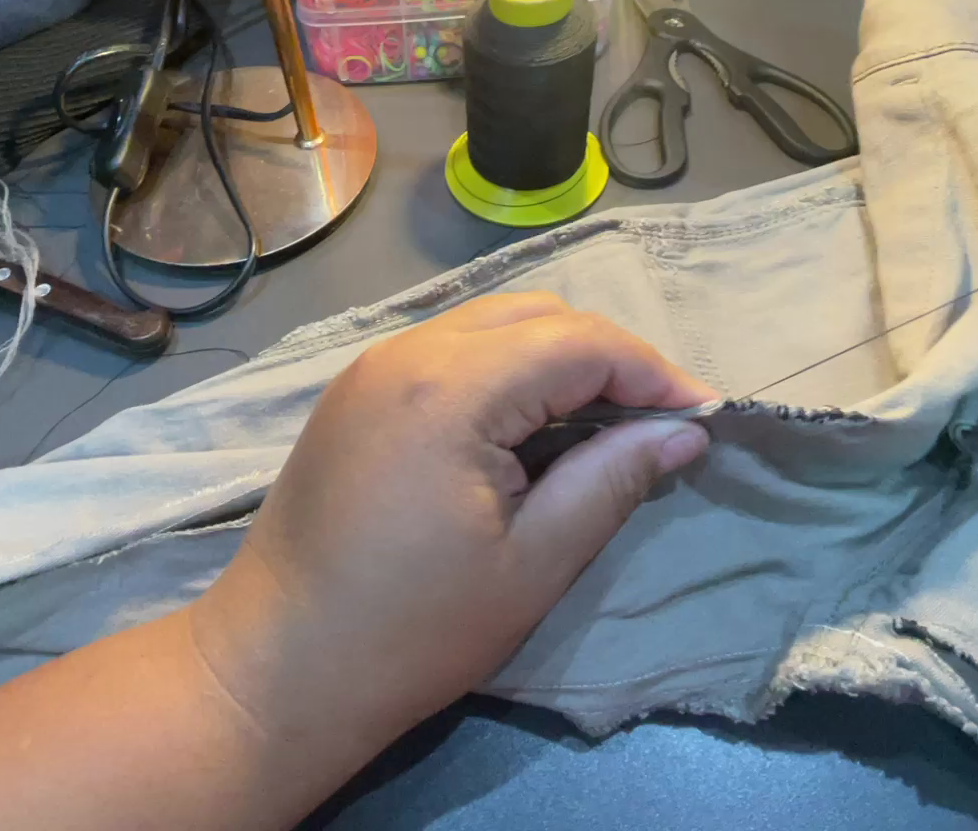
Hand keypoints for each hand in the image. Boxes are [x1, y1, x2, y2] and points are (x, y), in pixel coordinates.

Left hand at [190, 293, 715, 755]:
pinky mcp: (358, 387)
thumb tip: (681, 432)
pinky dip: (504, 368)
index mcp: (450, 385)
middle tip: (650, 418)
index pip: (577, 342)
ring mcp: (374, 363)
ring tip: (596, 419)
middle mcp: (408, 349)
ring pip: (491, 323)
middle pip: (536, 314)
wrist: (278, 663)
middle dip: (605, 356)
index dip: (650, 372)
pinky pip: (451, 348)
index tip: (699, 415)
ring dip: (554, 357)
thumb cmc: (412, 629)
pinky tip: (523, 420)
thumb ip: (612, 479)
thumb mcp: (533, 564)